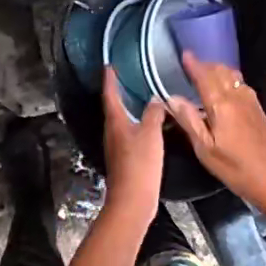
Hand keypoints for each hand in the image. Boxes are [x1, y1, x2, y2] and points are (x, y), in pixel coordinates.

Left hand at [101, 68, 164, 215]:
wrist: (132, 200)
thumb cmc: (139, 164)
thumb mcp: (150, 135)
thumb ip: (153, 113)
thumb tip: (155, 98)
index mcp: (115, 122)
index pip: (110, 95)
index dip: (110, 80)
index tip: (109, 65)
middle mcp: (112, 131)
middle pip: (113, 106)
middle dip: (119, 91)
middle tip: (129, 76)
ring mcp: (116, 145)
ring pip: (121, 120)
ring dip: (128, 107)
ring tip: (141, 95)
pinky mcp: (124, 157)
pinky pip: (129, 132)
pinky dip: (136, 122)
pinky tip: (148, 123)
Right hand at [167, 54, 265, 206]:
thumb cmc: (236, 168)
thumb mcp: (205, 149)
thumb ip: (188, 120)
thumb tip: (172, 98)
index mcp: (221, 105)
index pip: (204, 76)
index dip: (193, 64)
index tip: (184, 54)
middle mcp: (237, 98)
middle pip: (220, 71)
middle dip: (205, 65)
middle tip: (191, 65)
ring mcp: (250, 102)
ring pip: (232, 76)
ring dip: (218, 70)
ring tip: (205, 73)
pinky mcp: (258, 110)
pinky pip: (241, 84)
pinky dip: (229, 79)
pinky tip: (224, 89)